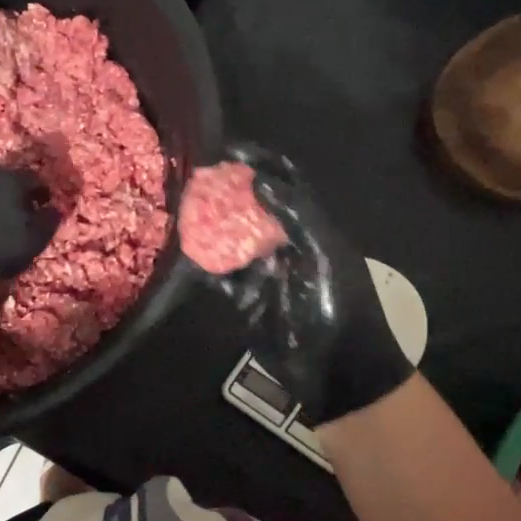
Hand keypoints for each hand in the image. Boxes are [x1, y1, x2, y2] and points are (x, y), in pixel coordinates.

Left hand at [0, 168, 60, 279]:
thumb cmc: (6, 246)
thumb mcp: (37, 237)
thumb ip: (49, 219)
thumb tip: (55, 208)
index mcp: (11, 182)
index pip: (33, 177)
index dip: (42, 190)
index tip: (46, 203)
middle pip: (8, 182)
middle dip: (19, 194)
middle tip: (27, 211)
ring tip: (5, 222)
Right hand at [210, 145, 413, 422]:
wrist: (338, 371)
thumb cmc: (337, 307)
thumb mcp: (323, 254)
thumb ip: (294, 213)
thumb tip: (258, 179)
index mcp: (311, 227)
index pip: (284, 182)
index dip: (259, 163)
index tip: (227, 150)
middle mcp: (286, 243)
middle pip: (252, 208)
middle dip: (225, 192)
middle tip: (193, 180)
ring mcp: (265, 272)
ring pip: (232, 240)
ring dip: (210, 226)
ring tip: (181, 211)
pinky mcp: (246, 300)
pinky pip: (221, 276)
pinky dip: (204, 265)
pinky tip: (184, 254)